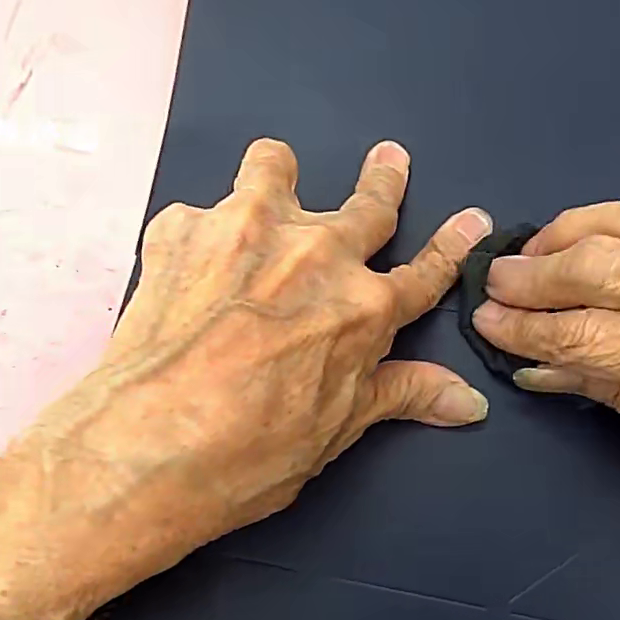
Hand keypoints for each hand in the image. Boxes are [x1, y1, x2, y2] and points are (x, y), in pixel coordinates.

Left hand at [0, 139, 492, 619]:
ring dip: (280, 181)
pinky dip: (203, 236)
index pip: (423, 274)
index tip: (472, 220)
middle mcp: (314, 255)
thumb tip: (470, 404)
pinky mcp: (182, 229)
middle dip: (384, 181)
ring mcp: (246, 230)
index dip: (450, 249)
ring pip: (275, 167)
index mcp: (363, 310)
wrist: (147, 446)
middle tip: (388, 163)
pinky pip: (200, 213)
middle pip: (367, 204)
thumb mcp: (334, 432)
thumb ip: (399, 397)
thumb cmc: (250, 456)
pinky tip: (190, 276)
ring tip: (266, 206)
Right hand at [471, 191, 619, 545]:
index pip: (584, 333)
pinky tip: (604, 231)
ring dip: (576, 229)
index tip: (484, 320)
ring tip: (535, 246)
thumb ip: (614, 395)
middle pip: (601, 266)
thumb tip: (545, 368)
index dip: (524, 326)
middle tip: (492, 280)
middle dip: (534, 273)